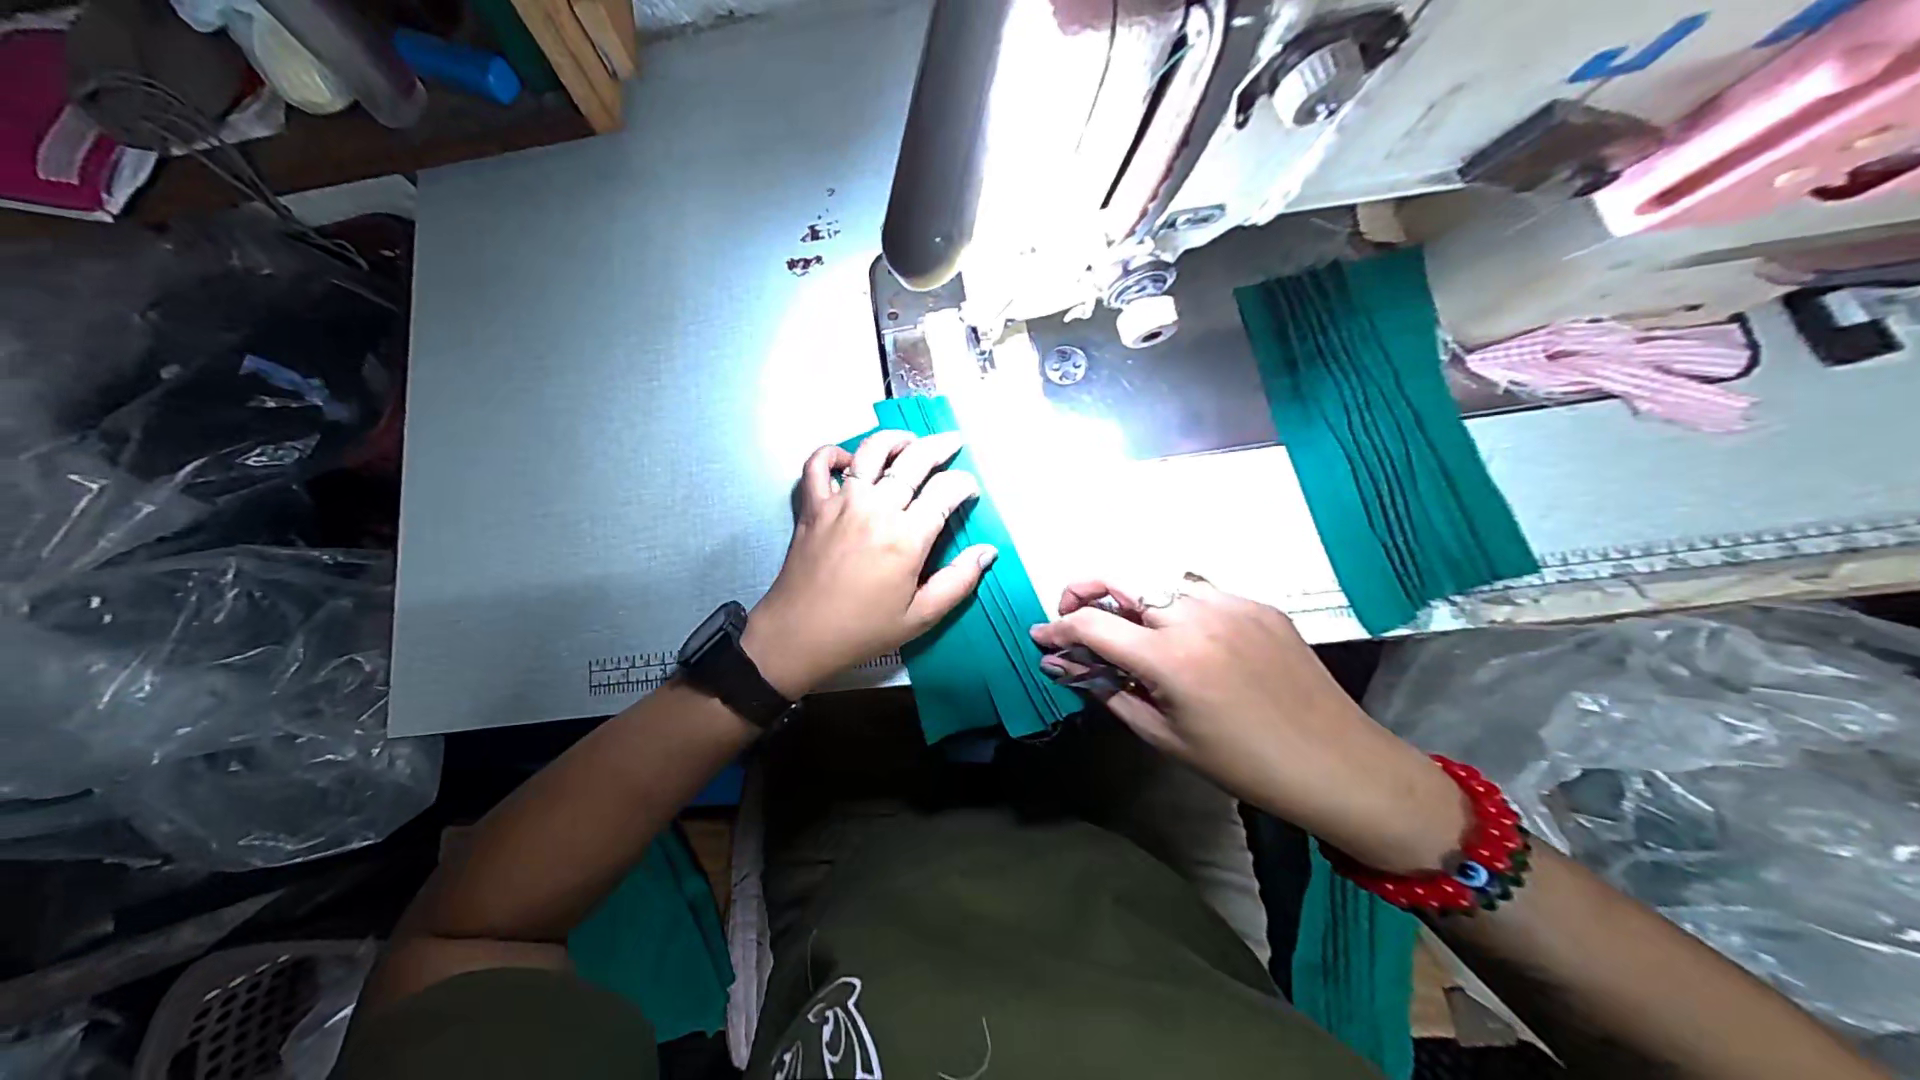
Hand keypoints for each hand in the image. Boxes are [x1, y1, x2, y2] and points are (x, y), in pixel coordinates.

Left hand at [743, 430, 995, 698]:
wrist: (798, 636)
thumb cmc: (862, 631)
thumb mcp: (920, 617)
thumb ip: (958, 582)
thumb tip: (988, 552)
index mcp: (906, 537)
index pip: (944, 491)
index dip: (964, 484)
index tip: (970, 489)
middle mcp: (875, 509)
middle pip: (913, 461)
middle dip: (940, 447)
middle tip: (953, 441)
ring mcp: (840, 502)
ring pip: (870, 452)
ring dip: (894, 439)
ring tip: (909, 440)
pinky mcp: (812, 506)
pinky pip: (818, 465)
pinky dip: (833, 453)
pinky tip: (848, 459)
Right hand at [1030, 580, 1468, 872]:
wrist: (1335, 762)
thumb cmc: (1241, 763)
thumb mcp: (1163, 736)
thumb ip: (1108, 693)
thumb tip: (1065, 667)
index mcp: (1169, 659)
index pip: (1093, 624)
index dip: (1059, 628)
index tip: (1044, 637)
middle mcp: (1196, 617)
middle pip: (1121, 581)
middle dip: (1086, 592)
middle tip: (1073, 612)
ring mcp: (1231, 604)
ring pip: (1161, 581)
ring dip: (1133, 597)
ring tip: (1129, 625)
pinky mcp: (1258, 604)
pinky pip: (1201, 592)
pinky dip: (1177, 604)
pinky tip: (1181, 632)